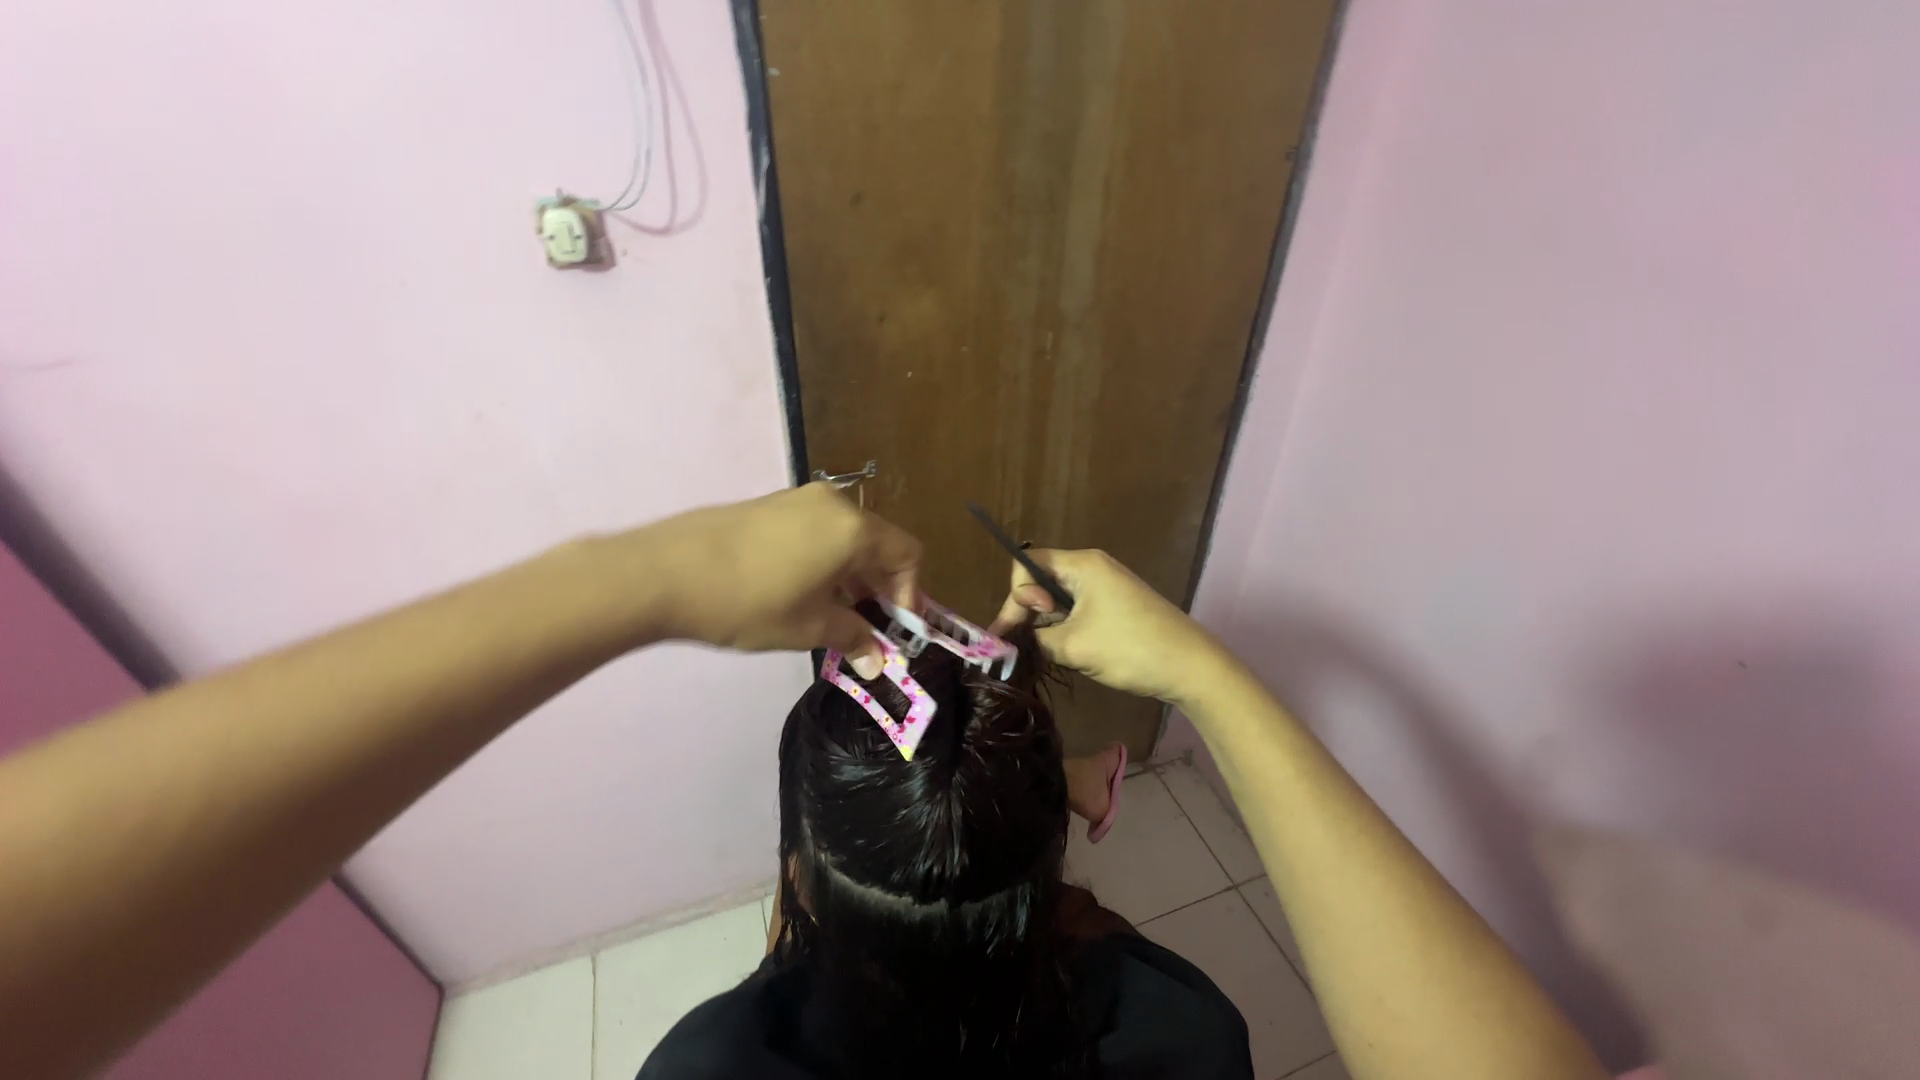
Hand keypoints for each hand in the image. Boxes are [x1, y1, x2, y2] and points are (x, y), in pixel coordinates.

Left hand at [639, 483, 918, 674]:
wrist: (663, 572)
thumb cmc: (749, 602)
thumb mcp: (808, 627)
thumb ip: (853, 637)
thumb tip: (878, 661)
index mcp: (854, 529)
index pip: (907, 555)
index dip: (909, 595)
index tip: (892, 631)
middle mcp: (834, 504)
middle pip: (879, 543)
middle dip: (880, 587)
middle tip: (867, 628)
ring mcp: (799, 499)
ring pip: (847, 537)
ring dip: (852, 575)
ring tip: (833, 614)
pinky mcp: (770, 505)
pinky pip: (818, 530)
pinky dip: (825, 560)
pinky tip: (802, 591)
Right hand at [988, 549, 1227, 704]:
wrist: (1191, 667)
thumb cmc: (1130, 649)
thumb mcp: (1072, 646)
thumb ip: (1035, 637)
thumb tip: (1010, 640)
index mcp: (1083, 565)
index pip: (1028, 564)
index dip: (1018, 596)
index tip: (1026, 626)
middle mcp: (1092, 568)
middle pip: (1041, 580)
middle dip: (1025, 612)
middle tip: (1015, 648)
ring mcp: (1106, 587)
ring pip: (1058, 599)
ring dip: (1045, 624)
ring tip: (1040, 653)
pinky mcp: (1116, 606)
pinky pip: (1077, 610)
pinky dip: (1064, 629)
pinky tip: (1063, 652)